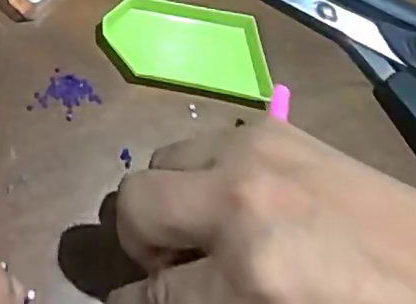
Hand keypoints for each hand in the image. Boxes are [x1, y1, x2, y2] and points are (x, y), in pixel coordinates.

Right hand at [108, 121, 415, 303]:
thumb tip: (163, 300)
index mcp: (252, 273)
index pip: (150, 296)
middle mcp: (241, 195)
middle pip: (134, 203)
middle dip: (141, 250)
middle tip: (174, 280)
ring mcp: (261, 148)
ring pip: (162, 163)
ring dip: (173, 206)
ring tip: (210, 244)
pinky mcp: (282, 128)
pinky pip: (208, 145)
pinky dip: (208, 179)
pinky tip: (248, 213)